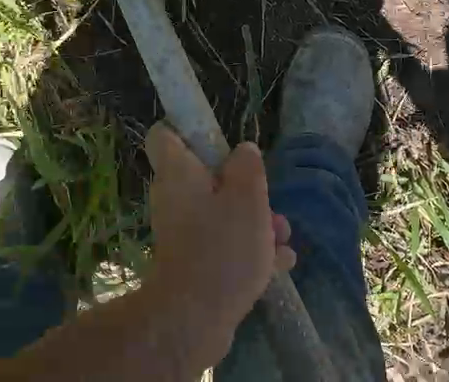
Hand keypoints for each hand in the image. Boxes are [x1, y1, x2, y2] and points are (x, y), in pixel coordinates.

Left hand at [142, 124, 294, 367]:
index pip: (165, 135)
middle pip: (205, 177)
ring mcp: (181, 232)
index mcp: (177, 171)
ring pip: (218, 213)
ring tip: (283, 236)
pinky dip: (248, 249)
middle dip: (242, 188)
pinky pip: (221, 244)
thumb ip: (248, 167)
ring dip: (253, 221)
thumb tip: (244, 151)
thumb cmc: (222, 245)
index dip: (187, 130)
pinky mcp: (192, 263)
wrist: (195, 318)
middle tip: (266, 200)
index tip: (216, 139)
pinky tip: (280, 261)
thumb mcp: (247, 197)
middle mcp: (173, 197)